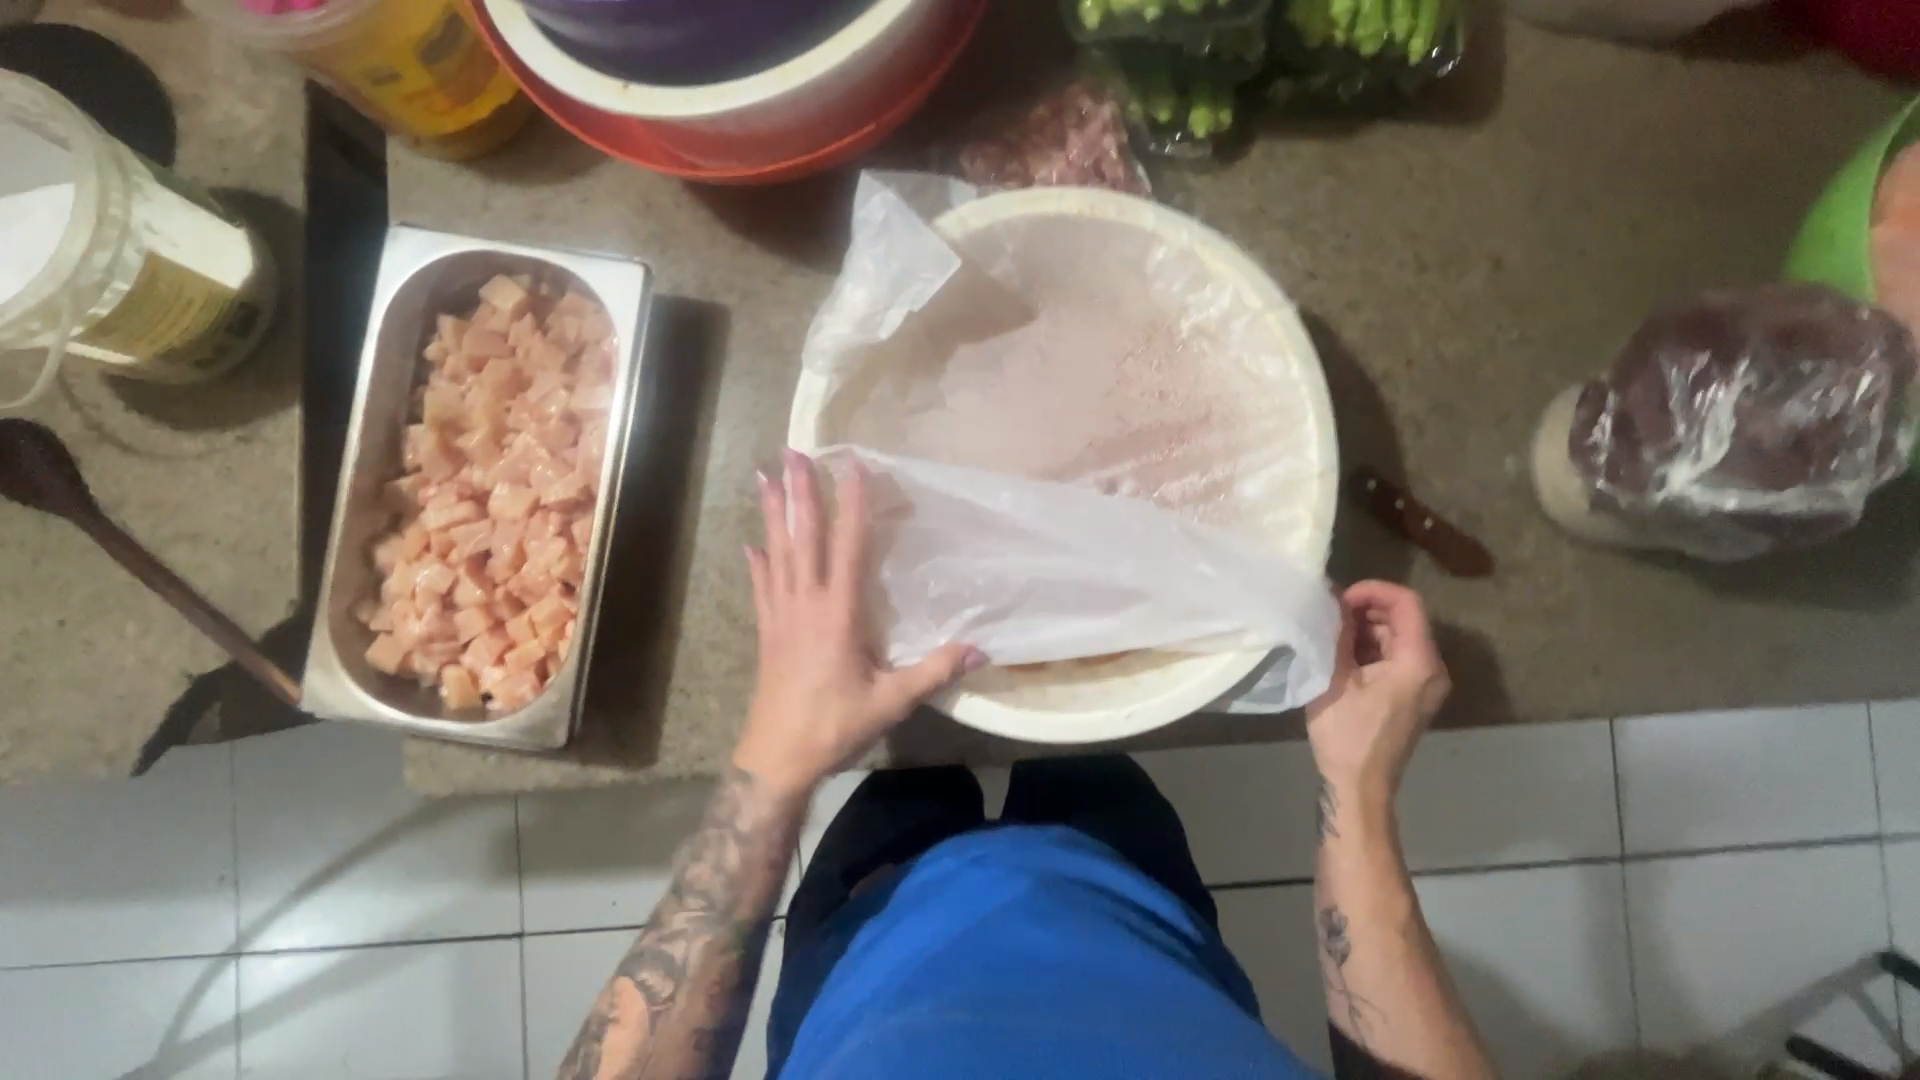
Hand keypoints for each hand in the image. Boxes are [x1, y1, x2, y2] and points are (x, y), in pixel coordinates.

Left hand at [734, 449, 983, 797]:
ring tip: (764, 477)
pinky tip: (751, 543)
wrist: (777, 759)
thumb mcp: (891, 702)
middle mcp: (806, 604)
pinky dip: (757, 562)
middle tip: (792, 452)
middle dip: (800, 493)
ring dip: (772, 513)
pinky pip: (761, 587)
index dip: (851, 505)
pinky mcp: (767, 632)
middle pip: (803, 538)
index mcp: (838, 614)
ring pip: (777, 553)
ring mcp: (781, 616)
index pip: (848, 547)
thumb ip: (934, 671)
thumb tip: (982, 649)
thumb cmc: (835, 726)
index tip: (852, 466)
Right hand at [1306, 581, 1450, 812]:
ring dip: (1365, 628)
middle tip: (1328, 615)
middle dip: (1365, 609)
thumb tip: (1334, 600)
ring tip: (1329, 634)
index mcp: (1419, 661)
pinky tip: (1341, 655)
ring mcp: (1425, 683)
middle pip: (1404, 618)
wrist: (1359, 784)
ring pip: (1398, 636)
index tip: (1338, 599)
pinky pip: (1396, 657)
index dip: (1372, 590)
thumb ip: (1339, 634)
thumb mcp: (1335, 677)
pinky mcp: (1413, 695)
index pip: (1406, 602)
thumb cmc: (1347, 732)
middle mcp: (1432, 668)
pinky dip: (1370, 648)